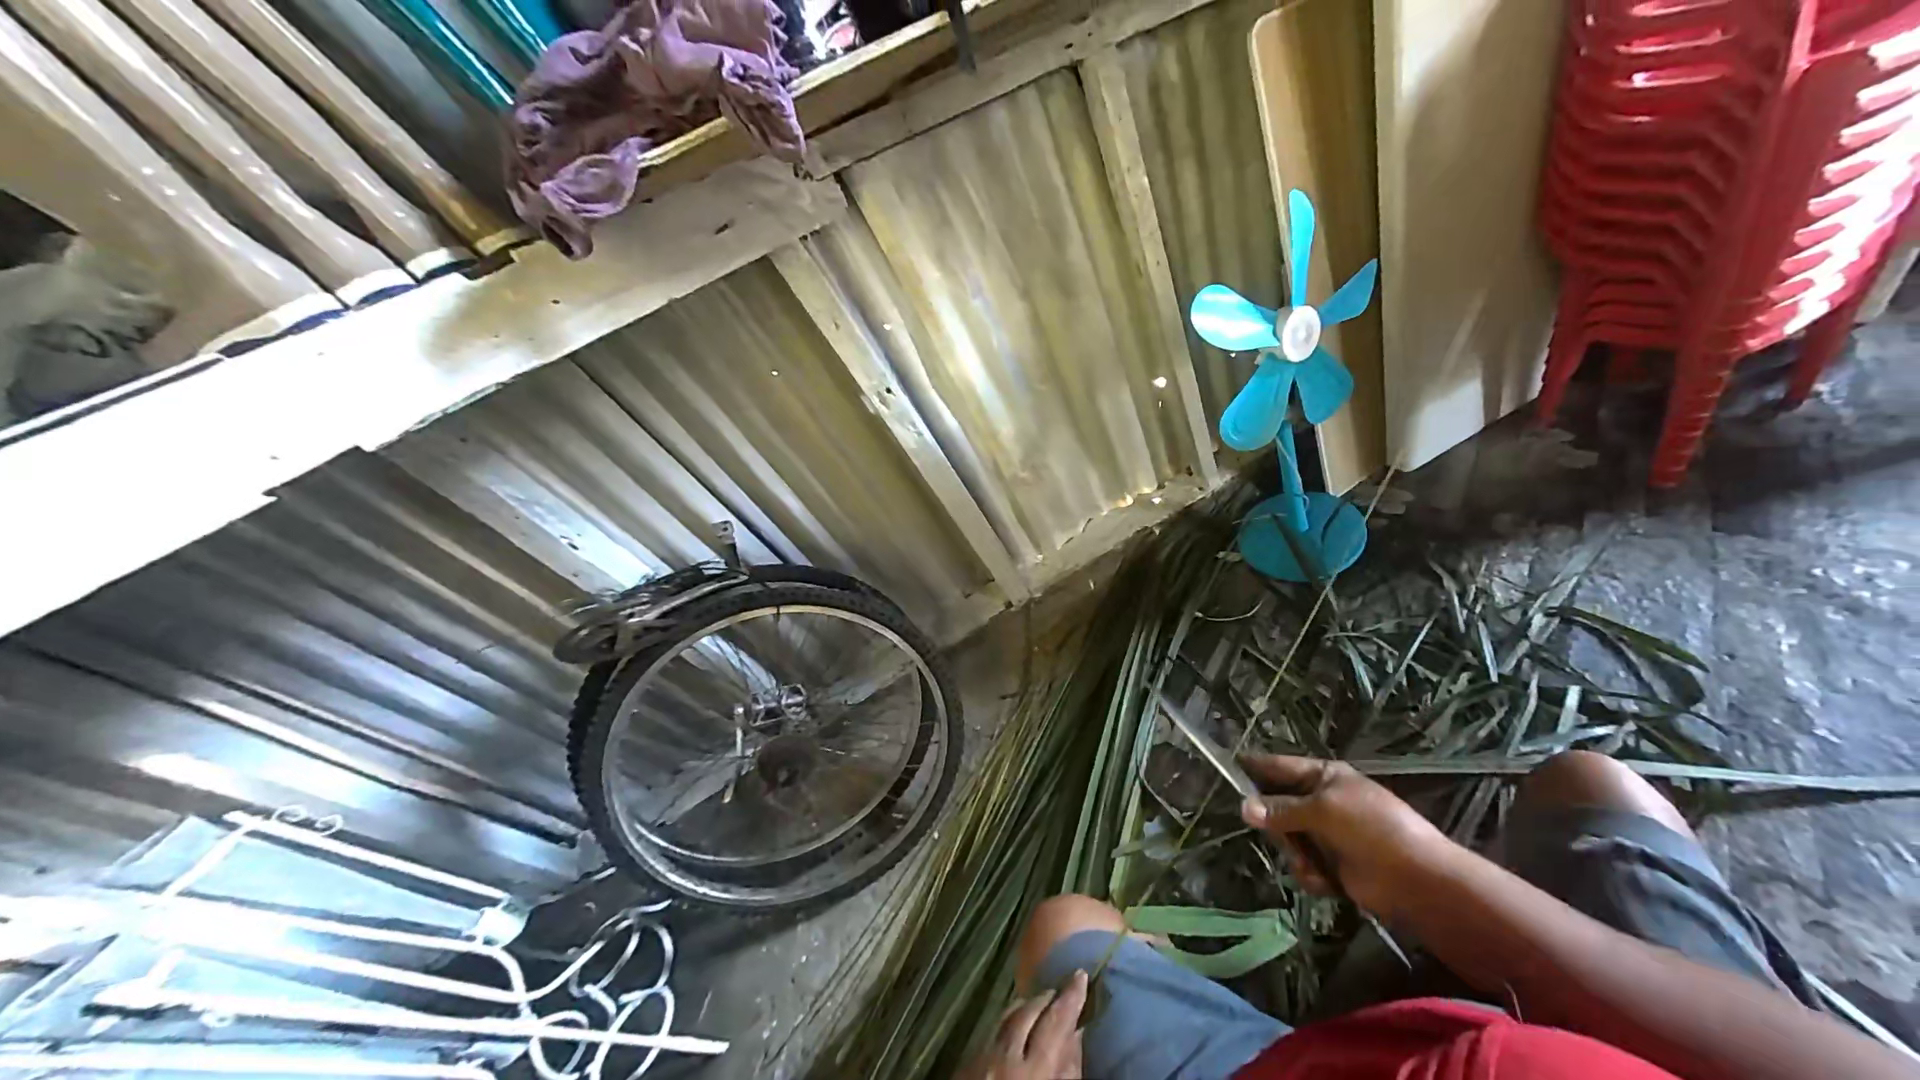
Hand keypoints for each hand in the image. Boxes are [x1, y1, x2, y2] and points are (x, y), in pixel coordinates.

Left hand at [955, 969, 1087, 1079]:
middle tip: (1062, 991)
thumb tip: (1075, 1044)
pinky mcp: (964, 1067)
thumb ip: (1067, 1075)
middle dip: (1046, 999)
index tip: (1081, 974)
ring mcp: (981, 1058)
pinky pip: (990, 1035)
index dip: (1070, 997)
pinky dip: (1006, 1026)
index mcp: (1033, 1069)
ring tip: (1038, 1004)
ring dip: (1024, 1009)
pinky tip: (1011, 1032)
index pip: (1056, 1022)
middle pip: (1027, 1013)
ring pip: (1005, 1019)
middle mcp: (1005, 1055)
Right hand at [1237, 754, 1453, 917]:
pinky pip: (1302, 866)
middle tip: (1282, 835)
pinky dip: (1311, 874)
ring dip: (1296, 854)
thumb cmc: (1371, 829)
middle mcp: (1321, 801)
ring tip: (1311, 864)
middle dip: (1277, 825)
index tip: (1224, 769)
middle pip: (1275, 806)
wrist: (1417, 881)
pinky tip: (1326, 881)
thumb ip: (1281, 808)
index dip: (1252, 768)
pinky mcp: (1330, 865)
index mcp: (1323, 776)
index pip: (1277, 766)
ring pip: (1285, 839)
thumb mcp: (1323, 810)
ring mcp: (1326, 834)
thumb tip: (1243, 807)